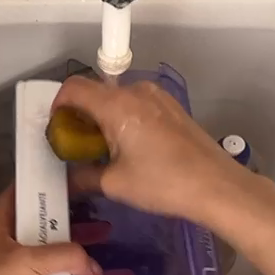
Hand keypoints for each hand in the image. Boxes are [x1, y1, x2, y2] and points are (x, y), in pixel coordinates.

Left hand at [0, 187, 101, 274]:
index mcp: (1, 234)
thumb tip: (92, 263)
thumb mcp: (26, 263)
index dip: (38, 188)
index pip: (17, 199)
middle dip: (77, 236)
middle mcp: (9, 258)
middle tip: (106, 231)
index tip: (68, 181)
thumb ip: (63, 256)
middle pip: (48, 240)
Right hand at [51, 75, 250, 223]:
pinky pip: (137, 105)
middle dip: (81, 116)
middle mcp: (136, 91)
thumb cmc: (163, 183)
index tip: (58, 129)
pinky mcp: (172, 107)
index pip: (73, 88)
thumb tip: (68, 178)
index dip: (57, 105)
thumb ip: (83, 176)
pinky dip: (124, 120)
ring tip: (106, 151)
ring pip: (117, 99)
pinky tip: (131, 149)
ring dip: (104, 119)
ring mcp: (157, 97)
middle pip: (95, 92)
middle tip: (79, 147)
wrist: (217, 186)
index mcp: (116, 104)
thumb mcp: (114, 184)